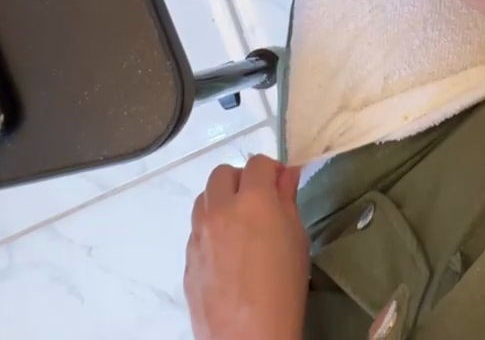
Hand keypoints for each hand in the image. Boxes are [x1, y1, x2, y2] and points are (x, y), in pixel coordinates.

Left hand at [185, 155, 308, 339]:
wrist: (250, 339)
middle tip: (258, 201)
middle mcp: (220, 210)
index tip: (281, 185)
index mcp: (252, 200)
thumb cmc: (283, 288)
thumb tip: (286, 174)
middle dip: (242, 180)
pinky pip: (197, 230)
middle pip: (222, 173)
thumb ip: (288, 199)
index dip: (272, 170)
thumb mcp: (297, 238)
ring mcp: (198, 235)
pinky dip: (211, 229)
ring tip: (238, 223)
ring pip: (204, 199)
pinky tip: (227, 252)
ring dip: (221, 201)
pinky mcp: (188, 259)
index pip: (258, 163)